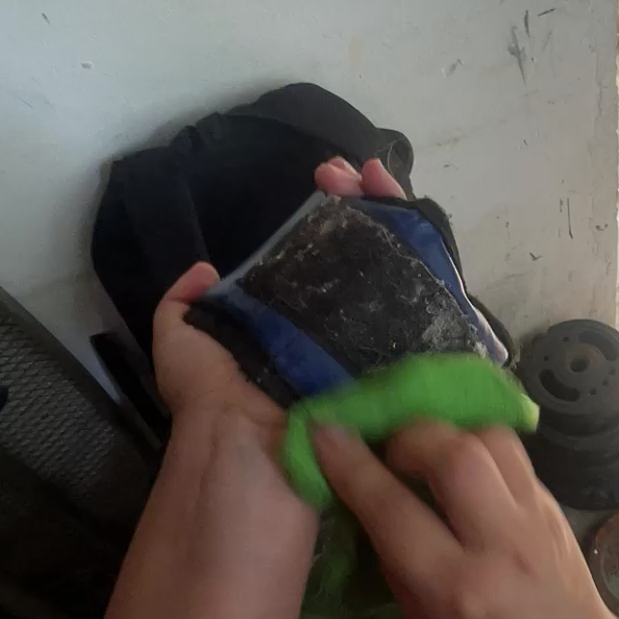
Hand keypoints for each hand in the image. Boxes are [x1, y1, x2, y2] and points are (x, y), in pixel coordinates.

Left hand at [149, 156, 407, 438]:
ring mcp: (385, 332)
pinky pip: (435, 300)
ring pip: (406, 263)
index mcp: (306, 313)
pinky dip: (435, 258)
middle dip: (372, 202)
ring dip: (401, 217)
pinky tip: (423, 222)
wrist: (257, 444)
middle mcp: (351, 319)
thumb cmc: (218, 397)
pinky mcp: (412, 348)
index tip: (329, 178)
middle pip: (375, 249)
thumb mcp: (183, 345)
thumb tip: (204, 270)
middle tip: (359, 174)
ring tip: (386, 179)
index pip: (329, 251)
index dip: (335, 211)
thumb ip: (184, 308)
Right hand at [313, 421, 618, 618]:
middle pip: (455, 454)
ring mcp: (534, 514)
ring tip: (429, 455)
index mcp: (458, 589)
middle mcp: (501, 541)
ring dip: (450, 434)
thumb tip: (369, 506)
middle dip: (409, 437)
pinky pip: (513, 453)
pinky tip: (464, 467)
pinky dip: (479, 446)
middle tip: (390, 452)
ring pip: (491, 438)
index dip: (353, 467)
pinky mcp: (553, 501)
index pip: (394, 512)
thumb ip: (397, 565)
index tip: (326, 434)